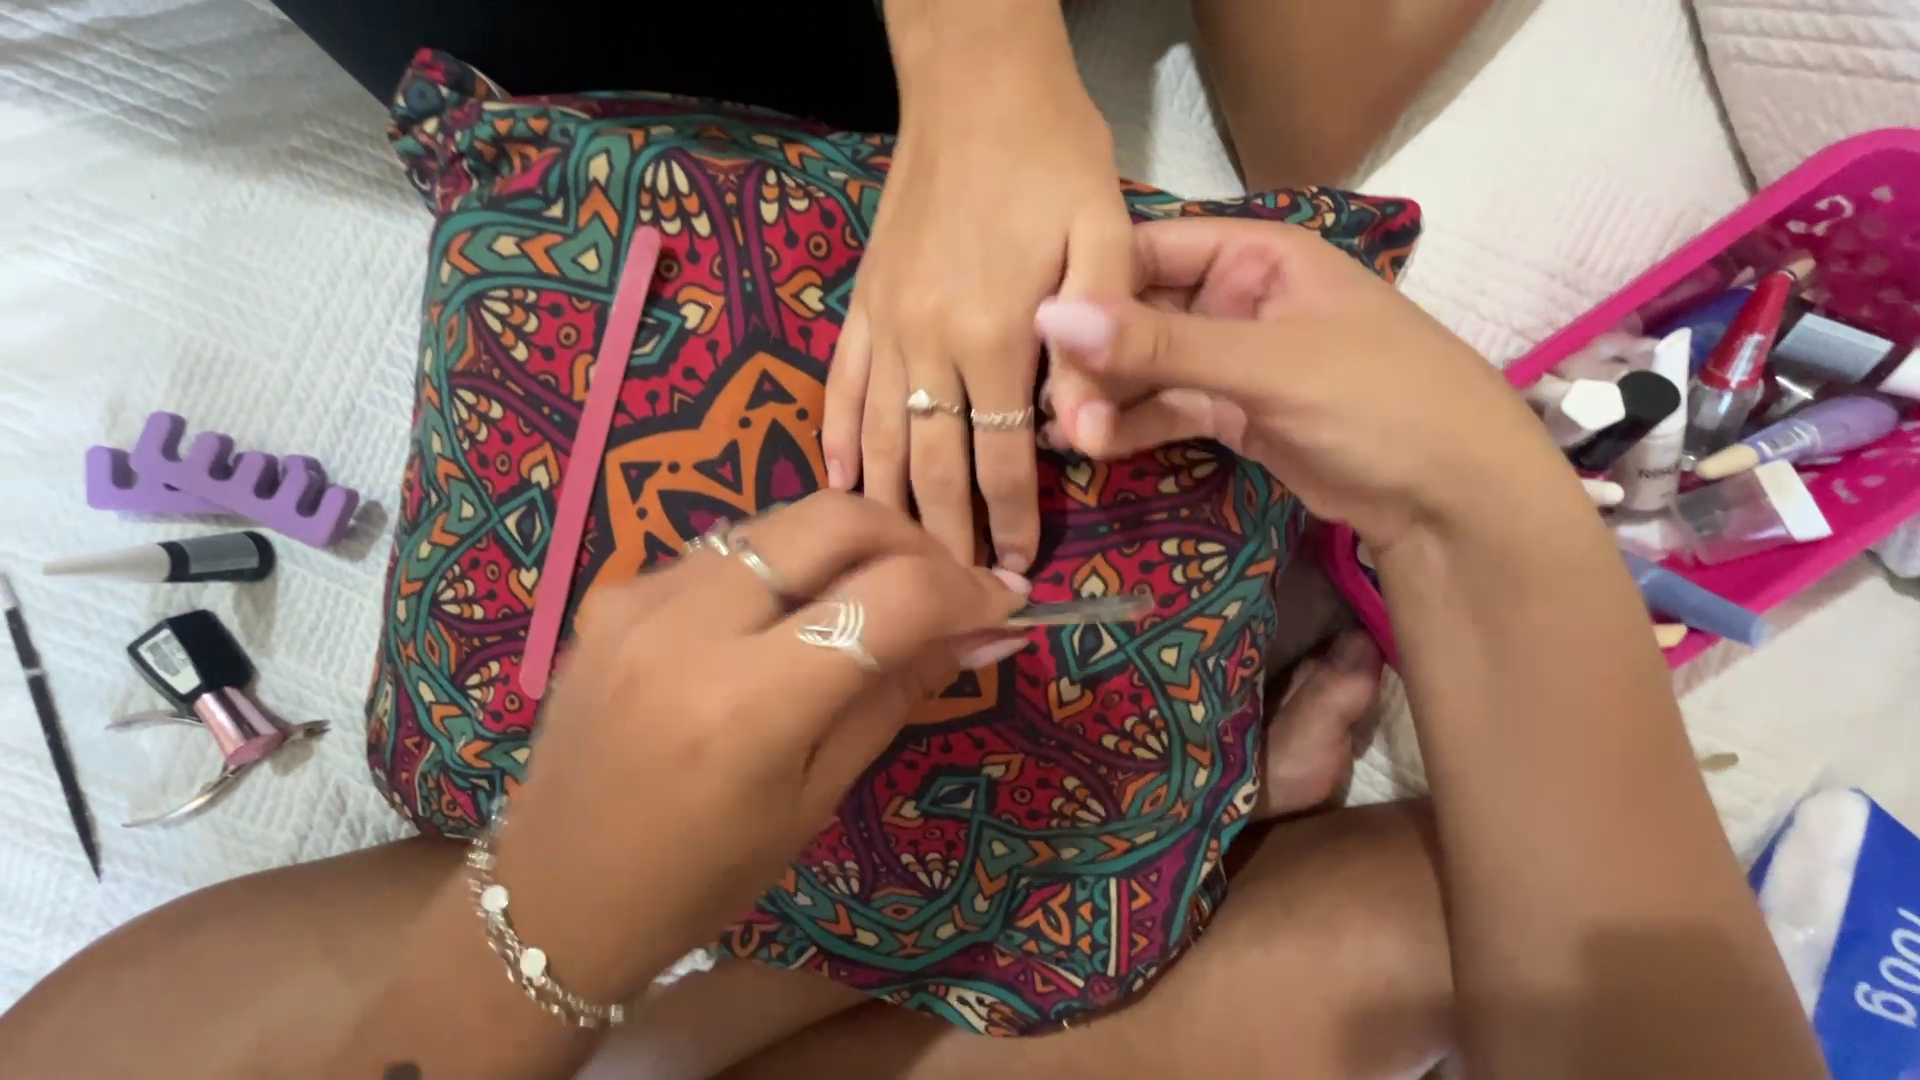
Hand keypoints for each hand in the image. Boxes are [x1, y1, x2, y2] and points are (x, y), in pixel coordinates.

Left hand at [488, 493, 1030, 997]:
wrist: (555, 893)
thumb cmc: (704, 874)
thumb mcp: (818, 794)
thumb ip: (898, 692)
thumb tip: (981, 629)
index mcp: (748, 705)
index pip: (891, 598)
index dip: (965, 589)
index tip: (1002, 602)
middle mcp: (689, 625)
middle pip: (835, 518)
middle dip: (912, 536)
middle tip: (947, 582)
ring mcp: (641, 595)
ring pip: (783, 520)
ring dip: (852, 543)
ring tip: (884, 592)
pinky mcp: (618, 590)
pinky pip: (731, 547)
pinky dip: (789, 562)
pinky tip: (800, 608)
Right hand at [821, 33, 1131, 573]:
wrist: (975, 85)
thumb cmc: (1053, 158)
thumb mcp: (1105, 232)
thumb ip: (1098, 334)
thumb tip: (1079, 434)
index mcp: (991, 334)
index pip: (1001, 457)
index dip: (1010, 521)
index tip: (1015, 574)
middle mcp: (927, 343)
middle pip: (934, 465)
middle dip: (947, 536)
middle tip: (953, 593)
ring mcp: (884, 327)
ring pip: (882, 439)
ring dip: (889, 507)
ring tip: (895, 564)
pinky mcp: (861, 307)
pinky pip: (841, 386)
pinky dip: (839, 439)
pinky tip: (838, 482)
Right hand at [1034, 220, 1566, 552]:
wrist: (1448, 497)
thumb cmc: (1378, 399)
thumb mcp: (1269, 364)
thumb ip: (1160, 344)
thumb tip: (1051, 315)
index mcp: (1254, 253)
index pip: (1148, 249)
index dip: (1090, 283)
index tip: (1034, 326)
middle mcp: (1234, 297)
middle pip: (1138, 313)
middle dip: (1092, 356)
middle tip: (1048, 400)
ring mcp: (1229, 359)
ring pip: (1146, 368)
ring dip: (1104, 398)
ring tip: (1060, 431)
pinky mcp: (1227, 412)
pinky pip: (1165, 409)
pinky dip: (1130, 427)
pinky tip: (1089, 446)